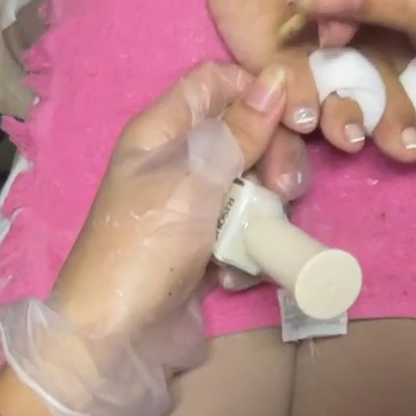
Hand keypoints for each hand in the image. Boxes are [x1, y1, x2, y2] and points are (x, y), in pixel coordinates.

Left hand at [0, 61, 285, 415]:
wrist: (119, 337)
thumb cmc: (146, 243)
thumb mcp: (193, 178)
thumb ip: (237, 130)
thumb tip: (274, 79)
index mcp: (161, 129)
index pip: (214, 82)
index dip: (256, 90)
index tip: (296, 116)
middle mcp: (177, 159)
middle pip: (244, 130)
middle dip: (274, 154)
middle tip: (284, 188)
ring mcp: (192, 205)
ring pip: (252, 181)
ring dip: (267, 205)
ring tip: (265, 233)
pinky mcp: (206, 246)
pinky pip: (245, 227)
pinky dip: (249, 244)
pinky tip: (236, 269)